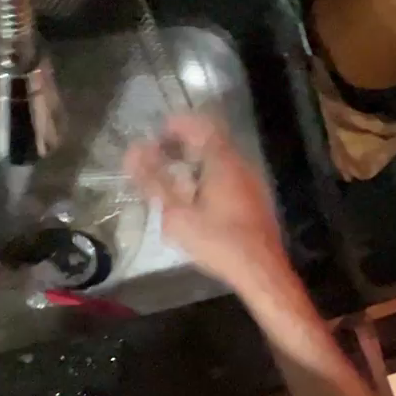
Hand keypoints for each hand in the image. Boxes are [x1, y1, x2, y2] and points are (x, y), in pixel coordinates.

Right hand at [124, 115, 290, 295]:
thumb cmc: (218, 241)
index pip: (200, 124)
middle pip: (211, 141)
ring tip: (173, 180)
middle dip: (183, 144)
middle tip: (159, 157)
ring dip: (196, 163)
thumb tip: (133, 151)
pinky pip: (230, 177)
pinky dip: (210, 178)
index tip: (155, 135)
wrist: (261, 271)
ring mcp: (253, 182)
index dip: (176, 124)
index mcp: (223, 161)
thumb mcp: (177, 213)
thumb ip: (154, 180)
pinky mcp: (256, 201)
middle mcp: (242, 164)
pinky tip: (197, 200)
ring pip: (221, 160)